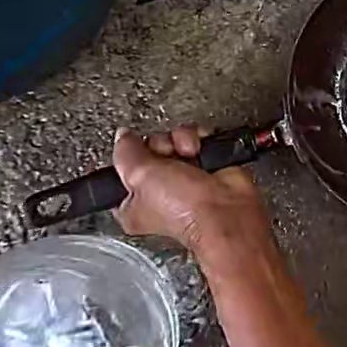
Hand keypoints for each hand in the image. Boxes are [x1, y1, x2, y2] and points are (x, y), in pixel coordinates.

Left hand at [113, 126, 268, 252]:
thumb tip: (123, 136)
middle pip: (148, 148)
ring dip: (180, 141)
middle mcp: (158, 191)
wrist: (224, 209)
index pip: (122, 170)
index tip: (137, 156)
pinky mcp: (204, 165)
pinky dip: (197, 138)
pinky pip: (193, 137)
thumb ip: (125, 152)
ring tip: (189, 154)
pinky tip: (200, 150)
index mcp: (134, 204)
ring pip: (171, 140)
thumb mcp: (138, 176)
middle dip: (158, 145)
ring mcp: (182, 177)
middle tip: (165, 158)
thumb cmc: (183, 210)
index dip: (130, 157)